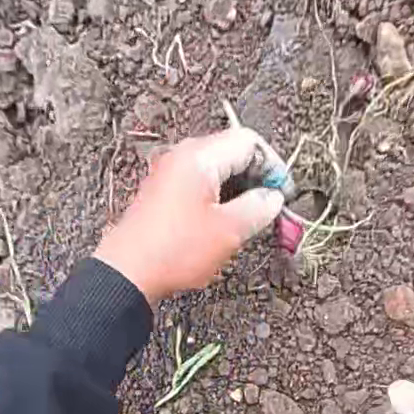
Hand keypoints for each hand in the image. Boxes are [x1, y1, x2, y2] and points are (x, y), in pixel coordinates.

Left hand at [93, 128, 285, 304]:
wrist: (129, 272)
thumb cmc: (178, 249)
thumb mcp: (229, 230)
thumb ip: (258, 209)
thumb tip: (273, 198)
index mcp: (200, 156)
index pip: (249, 141)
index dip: (273, 166)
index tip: (284, 194)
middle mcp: (183, 155)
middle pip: (232, 152)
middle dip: (257, 178)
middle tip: (272, 209)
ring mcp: (170, 173)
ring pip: (217, 170)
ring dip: (239, 190)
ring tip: (251, 220)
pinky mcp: (163, 193)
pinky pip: (200, 184)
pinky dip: (219, 198)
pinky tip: (225, 224)